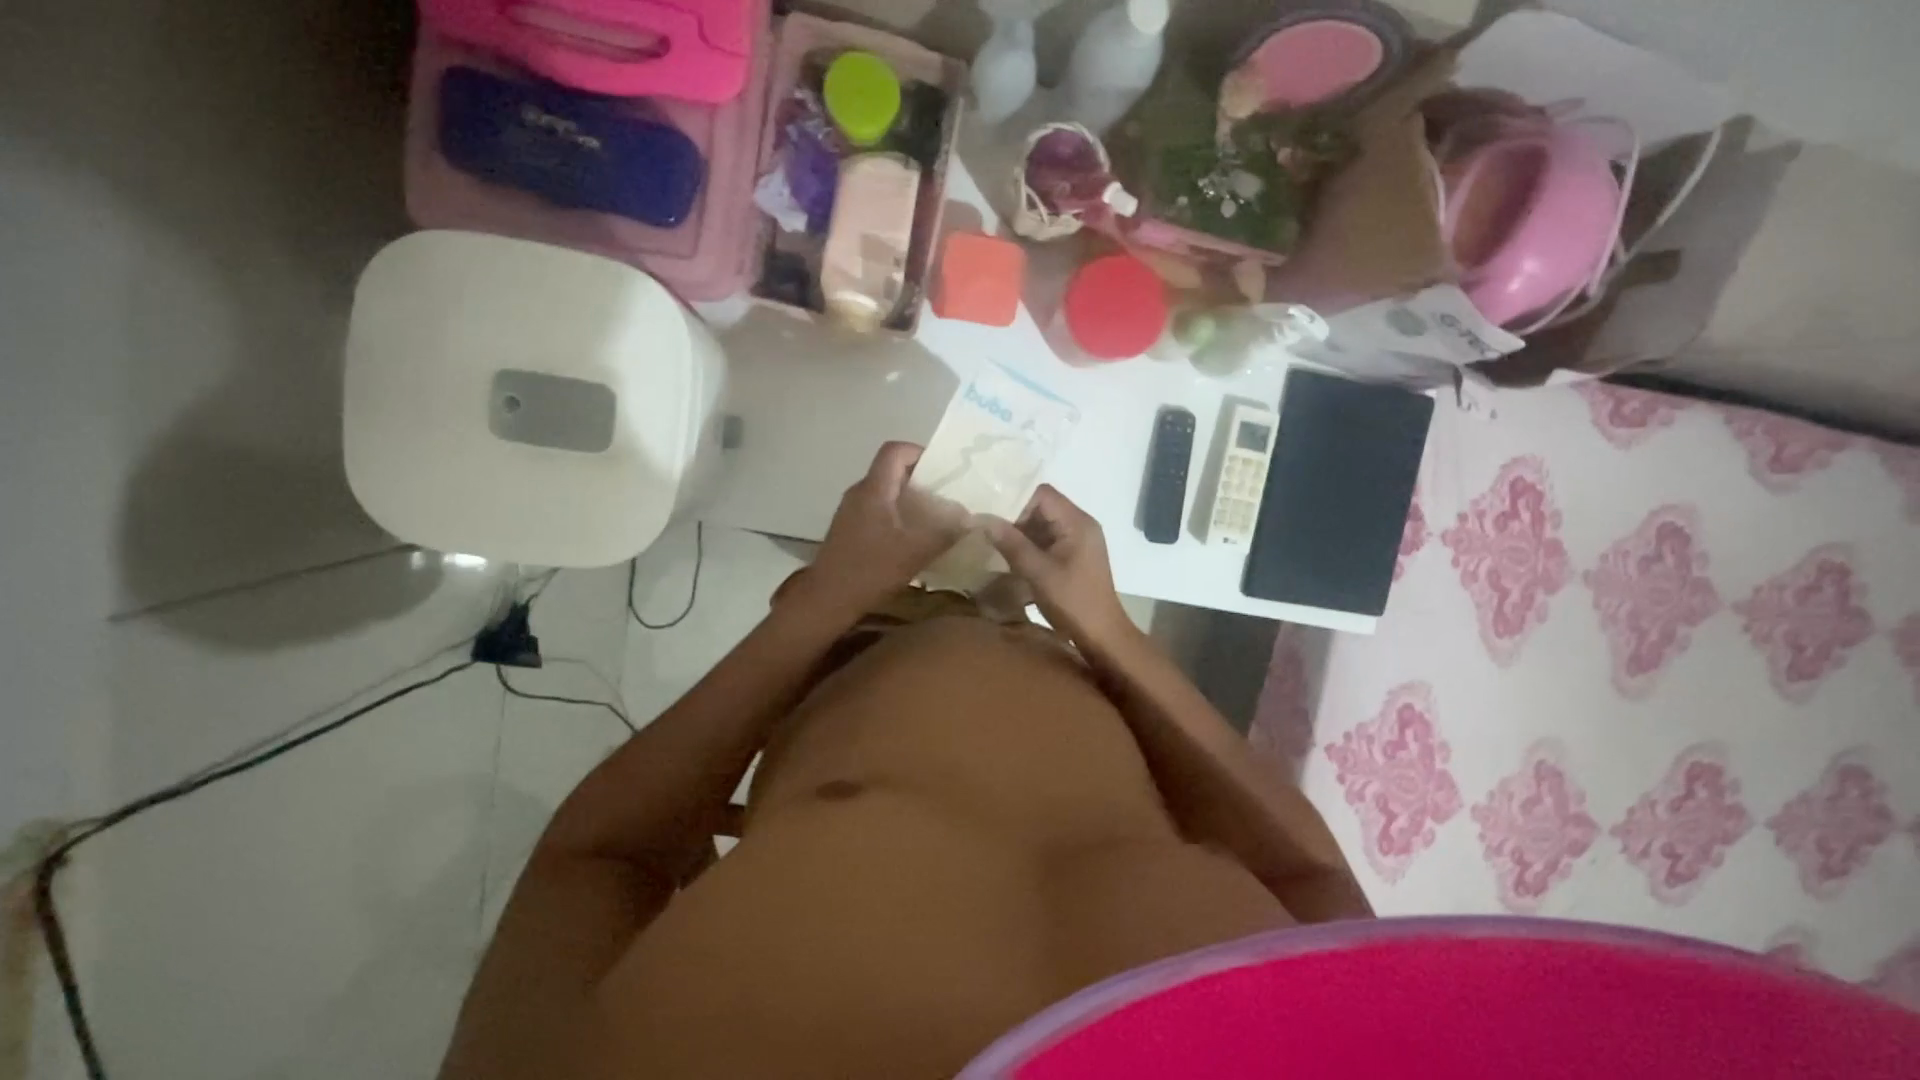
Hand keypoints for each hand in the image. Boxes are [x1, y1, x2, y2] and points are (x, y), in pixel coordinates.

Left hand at [784, 442, 967, 622]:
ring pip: (885, 492)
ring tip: (935, 519)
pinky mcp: (848, 529)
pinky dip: (897, 515)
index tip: (943, 471)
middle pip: (891, 471)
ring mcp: (850, 511)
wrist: (828, 599)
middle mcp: (859, 493)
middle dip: (921, 480)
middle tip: (947, 498)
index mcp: (873, 489)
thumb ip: (946, 530)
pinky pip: (877, 510)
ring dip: (910, 500)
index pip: (895, 451)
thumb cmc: (871, 570)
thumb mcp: (916, 551)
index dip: (920, 453)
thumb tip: (970, 517)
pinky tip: (912, 539)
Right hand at [983, 484, 1133, 648]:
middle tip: (993, 536)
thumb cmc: (1073, 601)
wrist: (1102, 634)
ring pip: (1044, 524)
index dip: (1017, 503)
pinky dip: (1032, 547)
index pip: (1042, 494)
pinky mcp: (1076, 555)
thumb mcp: (1038, 572)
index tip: (997, 522)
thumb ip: (1011, 543)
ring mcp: (1080, 540)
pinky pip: (1049, 540)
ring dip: (1023, 535)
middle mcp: (1081, 525)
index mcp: (1077, 522)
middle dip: (1017, 520)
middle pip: (1043, 507)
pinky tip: (1015, 561)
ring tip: (999, 549)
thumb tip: (983, 519)